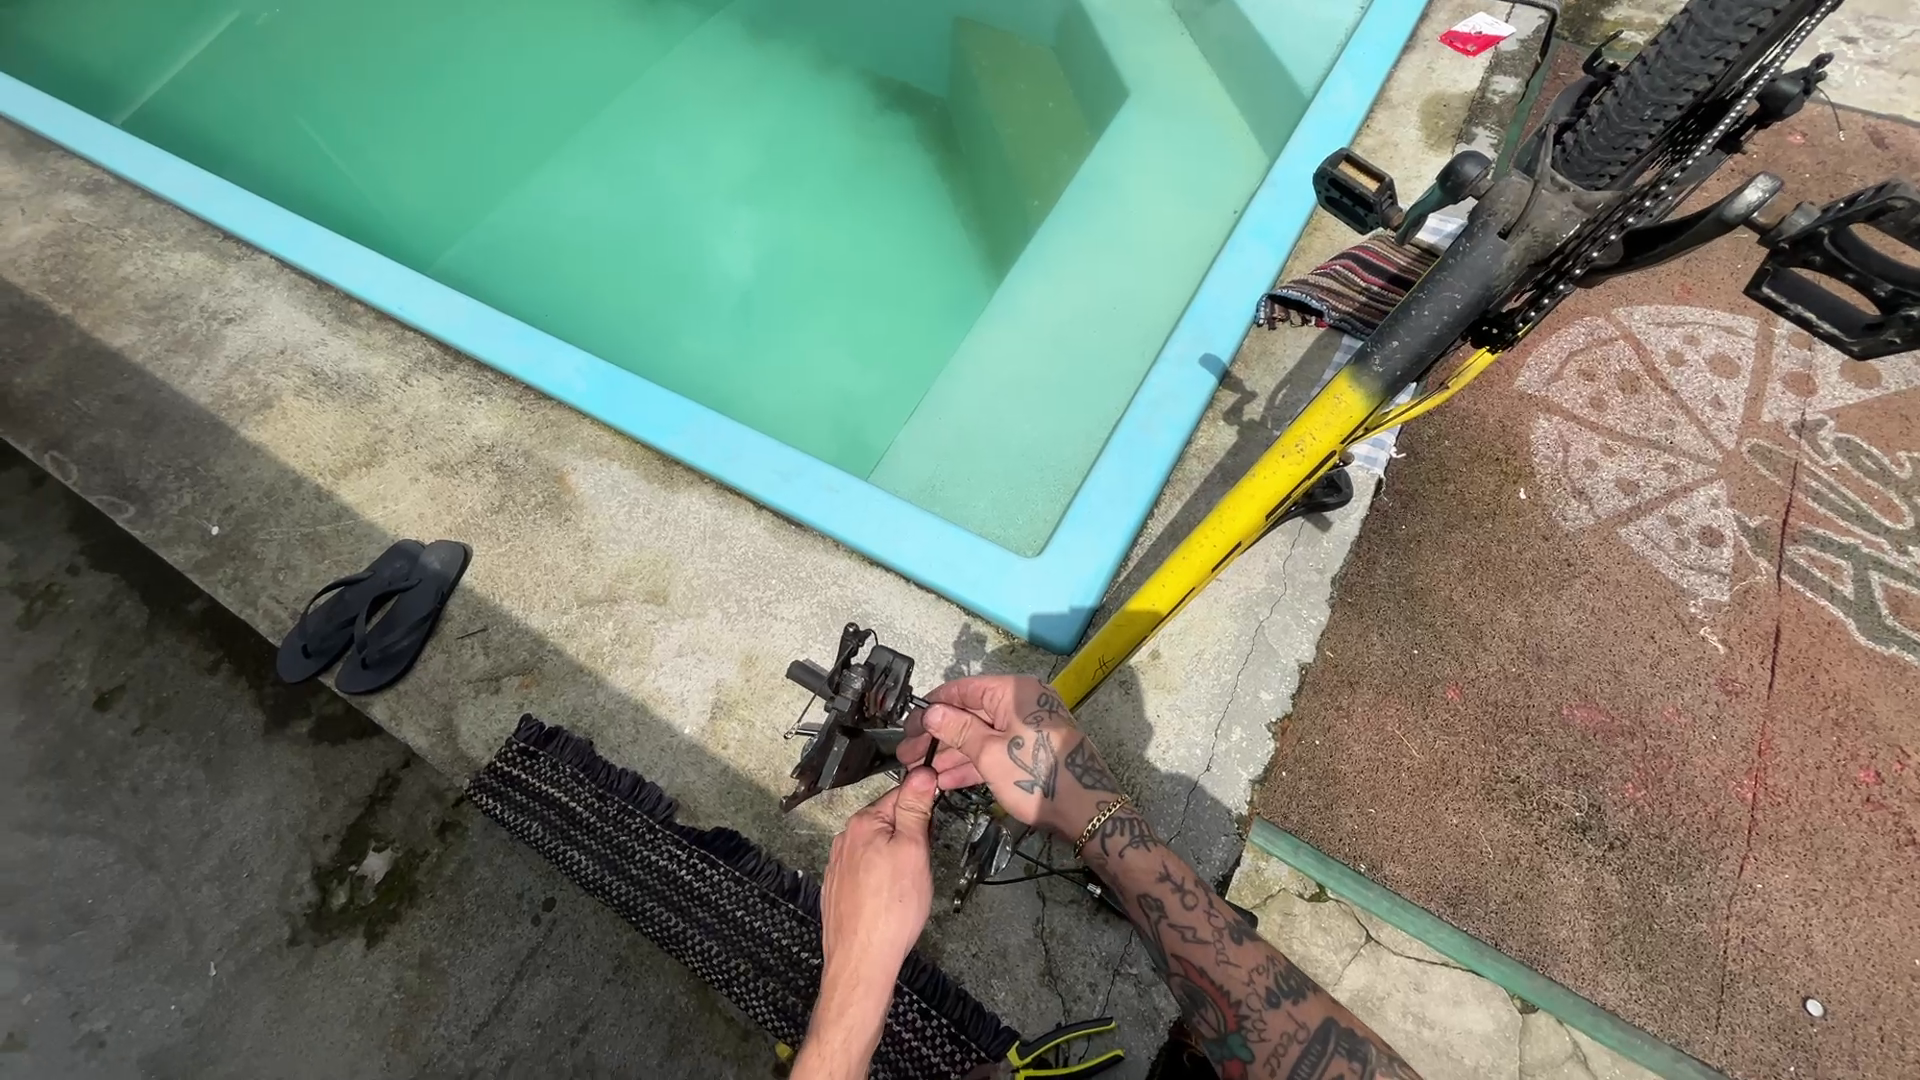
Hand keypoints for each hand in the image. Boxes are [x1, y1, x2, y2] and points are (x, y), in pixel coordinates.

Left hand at [797, 769, 939, 1079]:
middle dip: (909, 836)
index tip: (932, 828)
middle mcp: (844, 839)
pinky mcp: (836, 890)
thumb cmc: (892, 908)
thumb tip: (921, 771)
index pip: (899, 796)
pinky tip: (888, 898)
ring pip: (876, 847)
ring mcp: (837, 865)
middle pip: (887, 821)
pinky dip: (880, 877)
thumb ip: (915, 808)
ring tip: (906, 885)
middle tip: (920, 863)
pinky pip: (865, 870)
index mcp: (863, 822)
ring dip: (894, 856)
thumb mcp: (914, 850)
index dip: (922, 810)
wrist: (861, 963)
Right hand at [898, 675, 1122, 840]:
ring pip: (980, 734)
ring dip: (950, 753)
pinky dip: (972, 763)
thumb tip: (931, 712)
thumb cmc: (1038, 778)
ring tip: (921, 771)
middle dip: (938, 736)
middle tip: (909, 755)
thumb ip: (957, 730)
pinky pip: (995, 749)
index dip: (933, 707)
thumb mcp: (989, 754)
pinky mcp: (1031, 750)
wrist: (1087, 812)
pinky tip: (945, 779)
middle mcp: (1022, 702)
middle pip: (970, 713)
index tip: (909, 726)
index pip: (963, 689)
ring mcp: (1027, 727)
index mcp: (1014, 691)